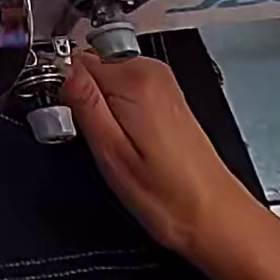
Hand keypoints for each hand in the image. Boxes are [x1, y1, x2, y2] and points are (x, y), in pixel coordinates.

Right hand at [61, 51, 262, 255]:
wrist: (218, 217)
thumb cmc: (169, 196)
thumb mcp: (111, 154)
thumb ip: (83, 102)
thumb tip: (62, 67)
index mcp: (134, 80)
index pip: (76, 62)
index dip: (68, 91)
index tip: (74, 121)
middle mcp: (150, 70)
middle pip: (92, 66)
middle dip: (86, 98)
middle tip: (101, 140)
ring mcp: (161, 79)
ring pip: (107, 76)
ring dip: (104, 104)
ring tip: (120, 145)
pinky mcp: (166, 91)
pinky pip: (126, 86)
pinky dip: (122, 107)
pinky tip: (134, 140)